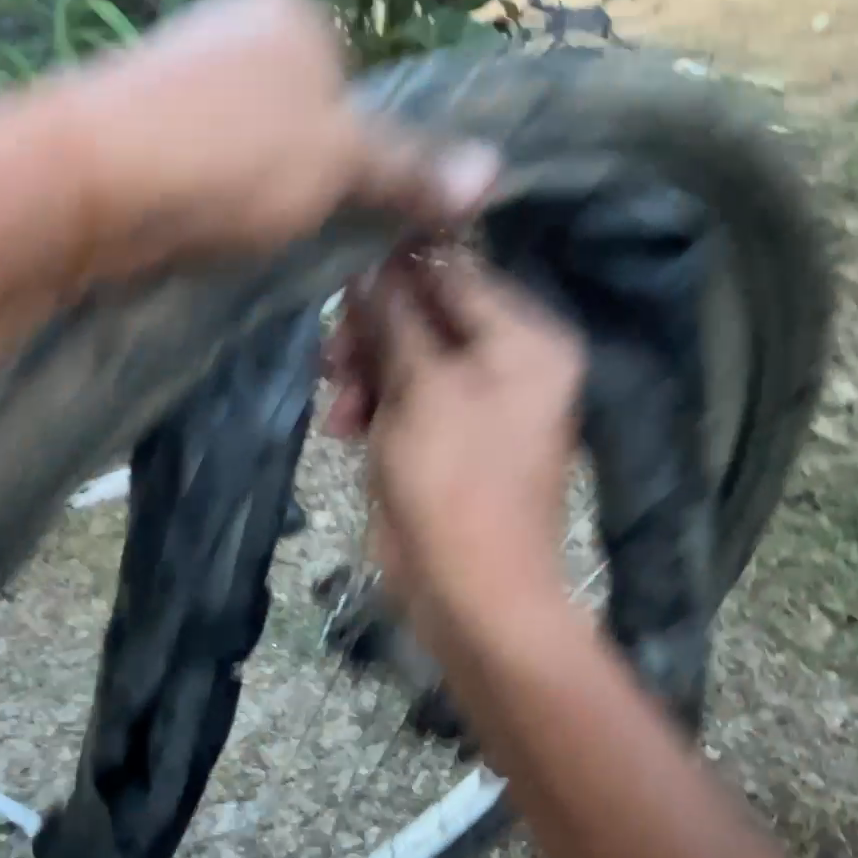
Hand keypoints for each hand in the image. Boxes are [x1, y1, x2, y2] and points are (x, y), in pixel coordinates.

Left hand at [54, 0, 499, 276]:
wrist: (85, 183)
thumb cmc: (229, 155)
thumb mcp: (340, 162)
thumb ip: (411, 168)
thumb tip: (494, 173)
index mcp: (292, 9)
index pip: (359, 87)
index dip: (364, 155)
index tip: (351, 205)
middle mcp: (235, 29)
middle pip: (305, 119)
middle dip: (310, 180)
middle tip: (304, 231)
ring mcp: (182, 74)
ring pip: (253, 150)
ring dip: (261, 198)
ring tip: (251, 236)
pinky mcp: (140, 125)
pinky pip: (205, 168)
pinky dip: (215, 202)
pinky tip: (208, 230)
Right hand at [326, 253, 585, 620]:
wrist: (469, 592)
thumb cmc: (452, 481)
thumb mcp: (420, 389)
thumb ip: (394, 319)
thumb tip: (369, 265)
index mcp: (527, 340)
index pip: (456, 274)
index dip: (396, 269)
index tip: (339, 266)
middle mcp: (510, 361)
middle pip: (426, 316)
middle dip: (372, 334)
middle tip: (331, 354)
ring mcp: (477, 400)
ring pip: (406, 357)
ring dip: (364, 374)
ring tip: (337, 407)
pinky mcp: (446, 434)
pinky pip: (404, 396)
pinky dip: (372, 406)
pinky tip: (343, 427)